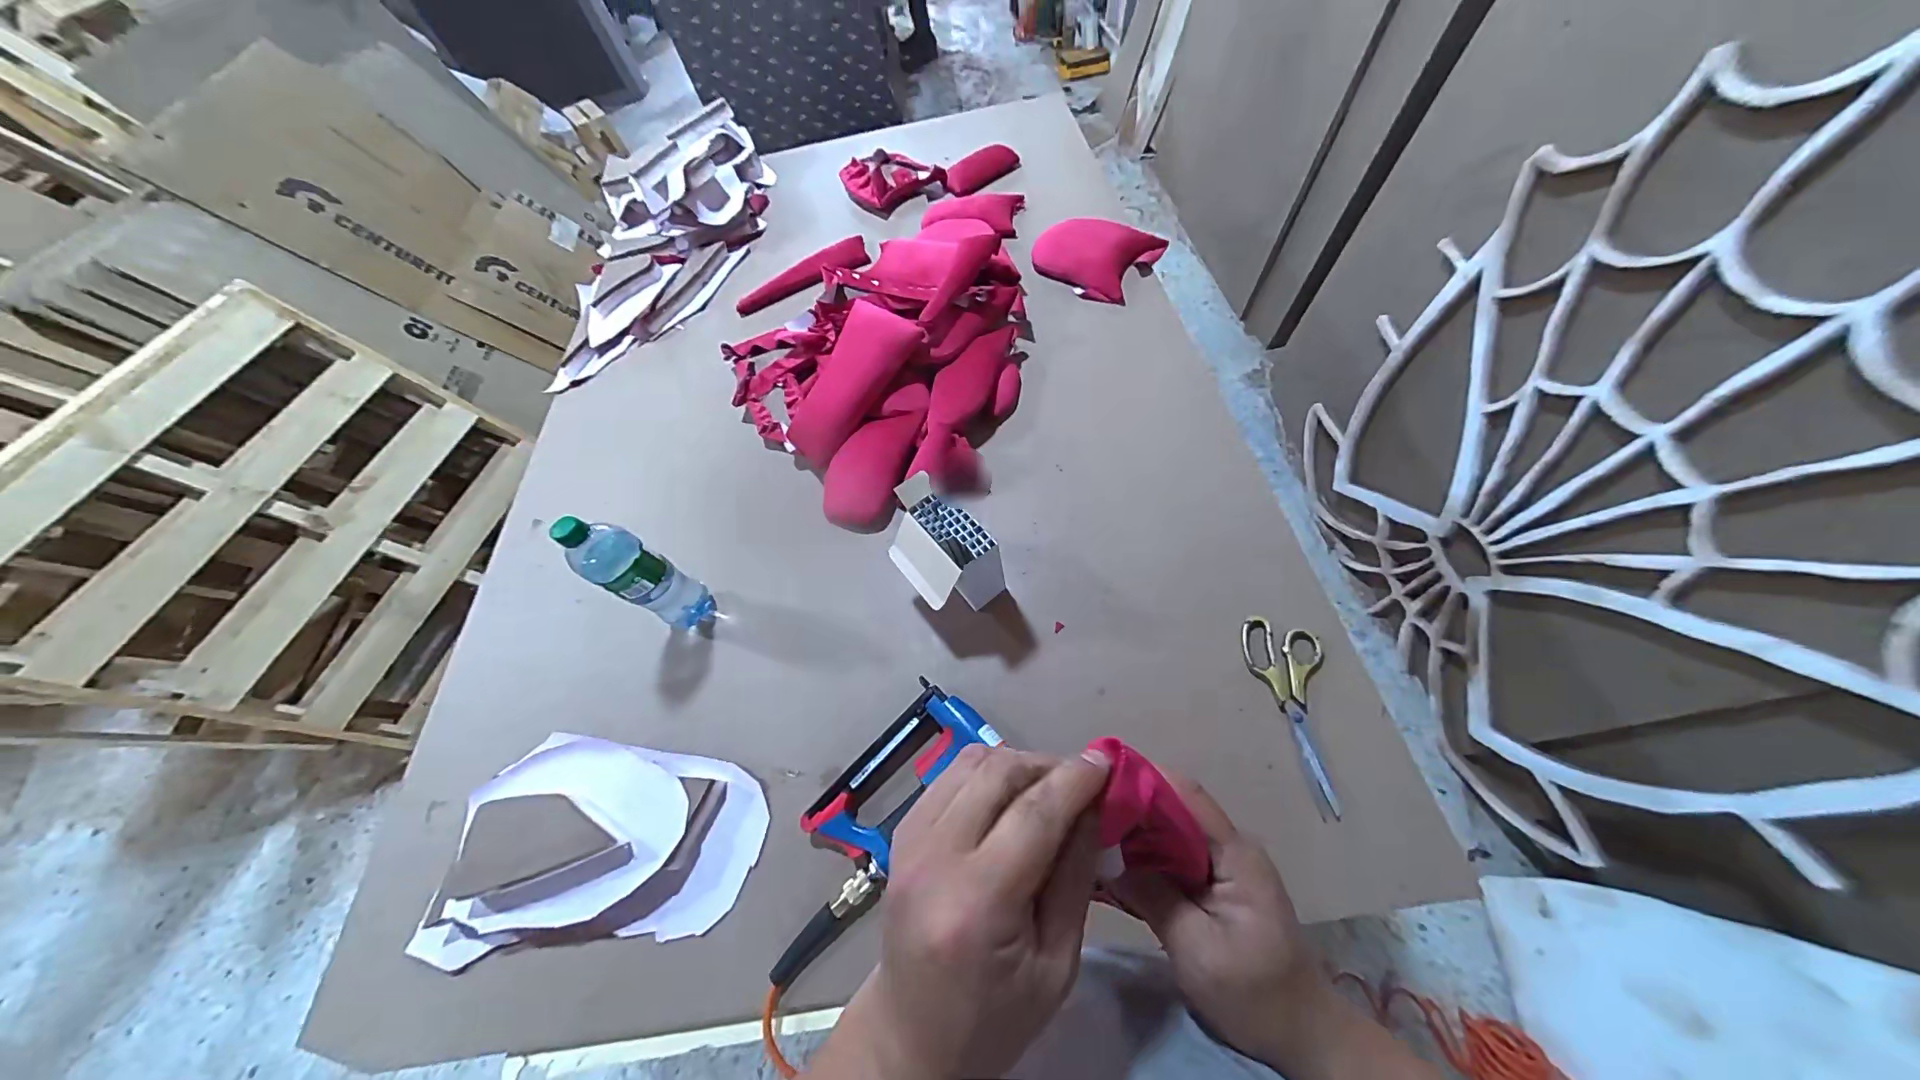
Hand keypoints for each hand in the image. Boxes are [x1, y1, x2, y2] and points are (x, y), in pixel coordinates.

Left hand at [807, 744, 1110, 1079]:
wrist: (910, 1031)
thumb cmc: (994, 1015)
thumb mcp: (1056, 963)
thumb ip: (1075, 877)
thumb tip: (1093, 806)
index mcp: (977, 902)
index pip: (1034, 814)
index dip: (1075, 779)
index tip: (1106, 760)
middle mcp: (934, 857)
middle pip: (998, 773)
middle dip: (1047, 765)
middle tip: (1081, 781)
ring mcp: (909, 840)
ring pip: (969, 763)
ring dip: (1016, 763)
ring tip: (1046, 787)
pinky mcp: (900, 833)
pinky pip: (949, 776)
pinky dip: (985, 773)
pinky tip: (1007, 797)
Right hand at [1106, 771, 1325, 1068]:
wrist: (1301, 1036)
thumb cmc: (1254, 992)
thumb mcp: (1196, 948)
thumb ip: (1152, 896)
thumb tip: (1107, 860)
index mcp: (1234, 853)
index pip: (1186, 795)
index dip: (1144, 779)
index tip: (1100, 777)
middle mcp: (1228, 849)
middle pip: (1173, 809)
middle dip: (1129, 806)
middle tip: (1082, 809)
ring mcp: (1220, 868)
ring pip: (1168, 835)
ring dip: (1132, 834)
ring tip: (1086, 831)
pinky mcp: (1211, 888)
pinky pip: (1171, 860)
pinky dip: (1142, 860)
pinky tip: (1109, 865)